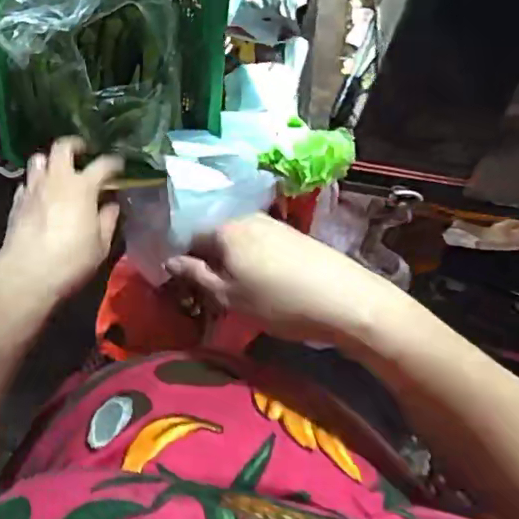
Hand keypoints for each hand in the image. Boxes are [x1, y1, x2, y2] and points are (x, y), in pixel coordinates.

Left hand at [0, 138, 121, 309]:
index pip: (102, 164)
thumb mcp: (100, 245)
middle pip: (62, 147)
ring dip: (49, 161)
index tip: (119, 165)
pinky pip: (26, 182)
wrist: (27, 272)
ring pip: (38, 159)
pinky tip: (40, 195)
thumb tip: (111, 204)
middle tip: (83, 151)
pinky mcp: (16, 201)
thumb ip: (108, 220)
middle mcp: (56, 179)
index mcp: (82, 186)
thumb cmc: (71, 260)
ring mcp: (33, 188)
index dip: (114, 162)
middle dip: (74, 144)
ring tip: (58, 171)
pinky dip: (35, 183)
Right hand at [166, 214, 426, 347]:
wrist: (348, 301)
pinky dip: (256, 260)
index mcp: (224, 229)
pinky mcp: (295, 235)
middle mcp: (246, 217)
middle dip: (210, 260)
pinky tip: (268, 283)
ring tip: (242, 291)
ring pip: (239, 241)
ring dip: (234, 262)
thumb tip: (169, 260)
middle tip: (215, 292)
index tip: (188, 287)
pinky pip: (261, 244)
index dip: (185, 263)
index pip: (188, 239)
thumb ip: (195, 275)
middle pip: (215, 237)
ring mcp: (273, 224)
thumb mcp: (228, 296)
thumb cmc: (278, 301)